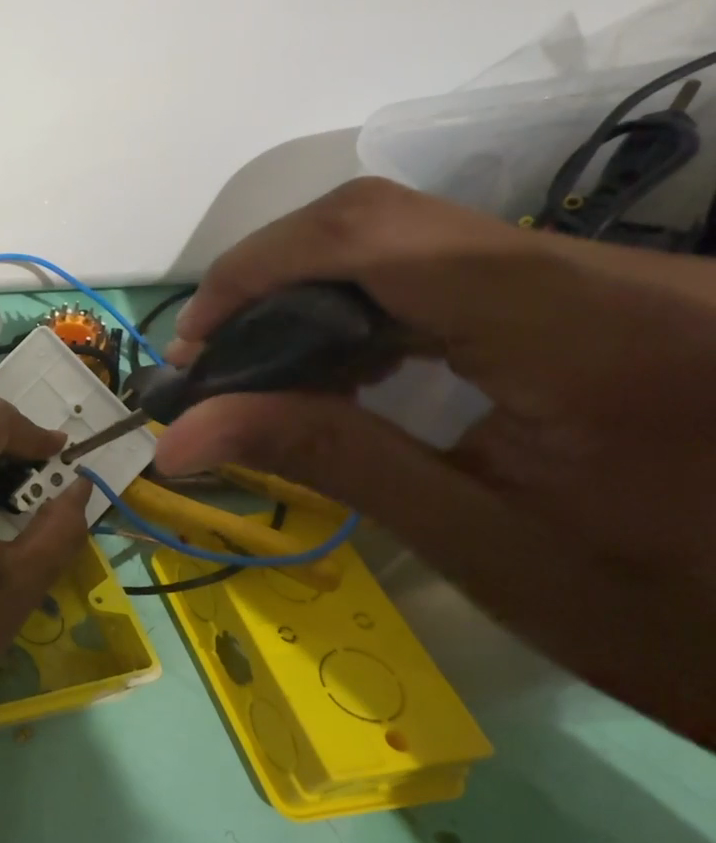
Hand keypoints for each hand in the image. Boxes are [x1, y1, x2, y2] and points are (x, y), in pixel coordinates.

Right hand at [155, 177, 715, 747]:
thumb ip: (327, 460)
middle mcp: (614, 273)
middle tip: (222, 367)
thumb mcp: (486, 545)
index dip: (258, 268)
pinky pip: (468, 270)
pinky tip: (358, 369)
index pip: (375, 234)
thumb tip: (177, 437)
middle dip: (278, 285)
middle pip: (391, 223)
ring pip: (424, 240)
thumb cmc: (682, 619)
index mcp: (588, 331)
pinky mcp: (625, 297)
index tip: (197, 343)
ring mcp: (627, 278)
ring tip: (276, 375)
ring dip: (323, 297)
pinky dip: (381, 309)